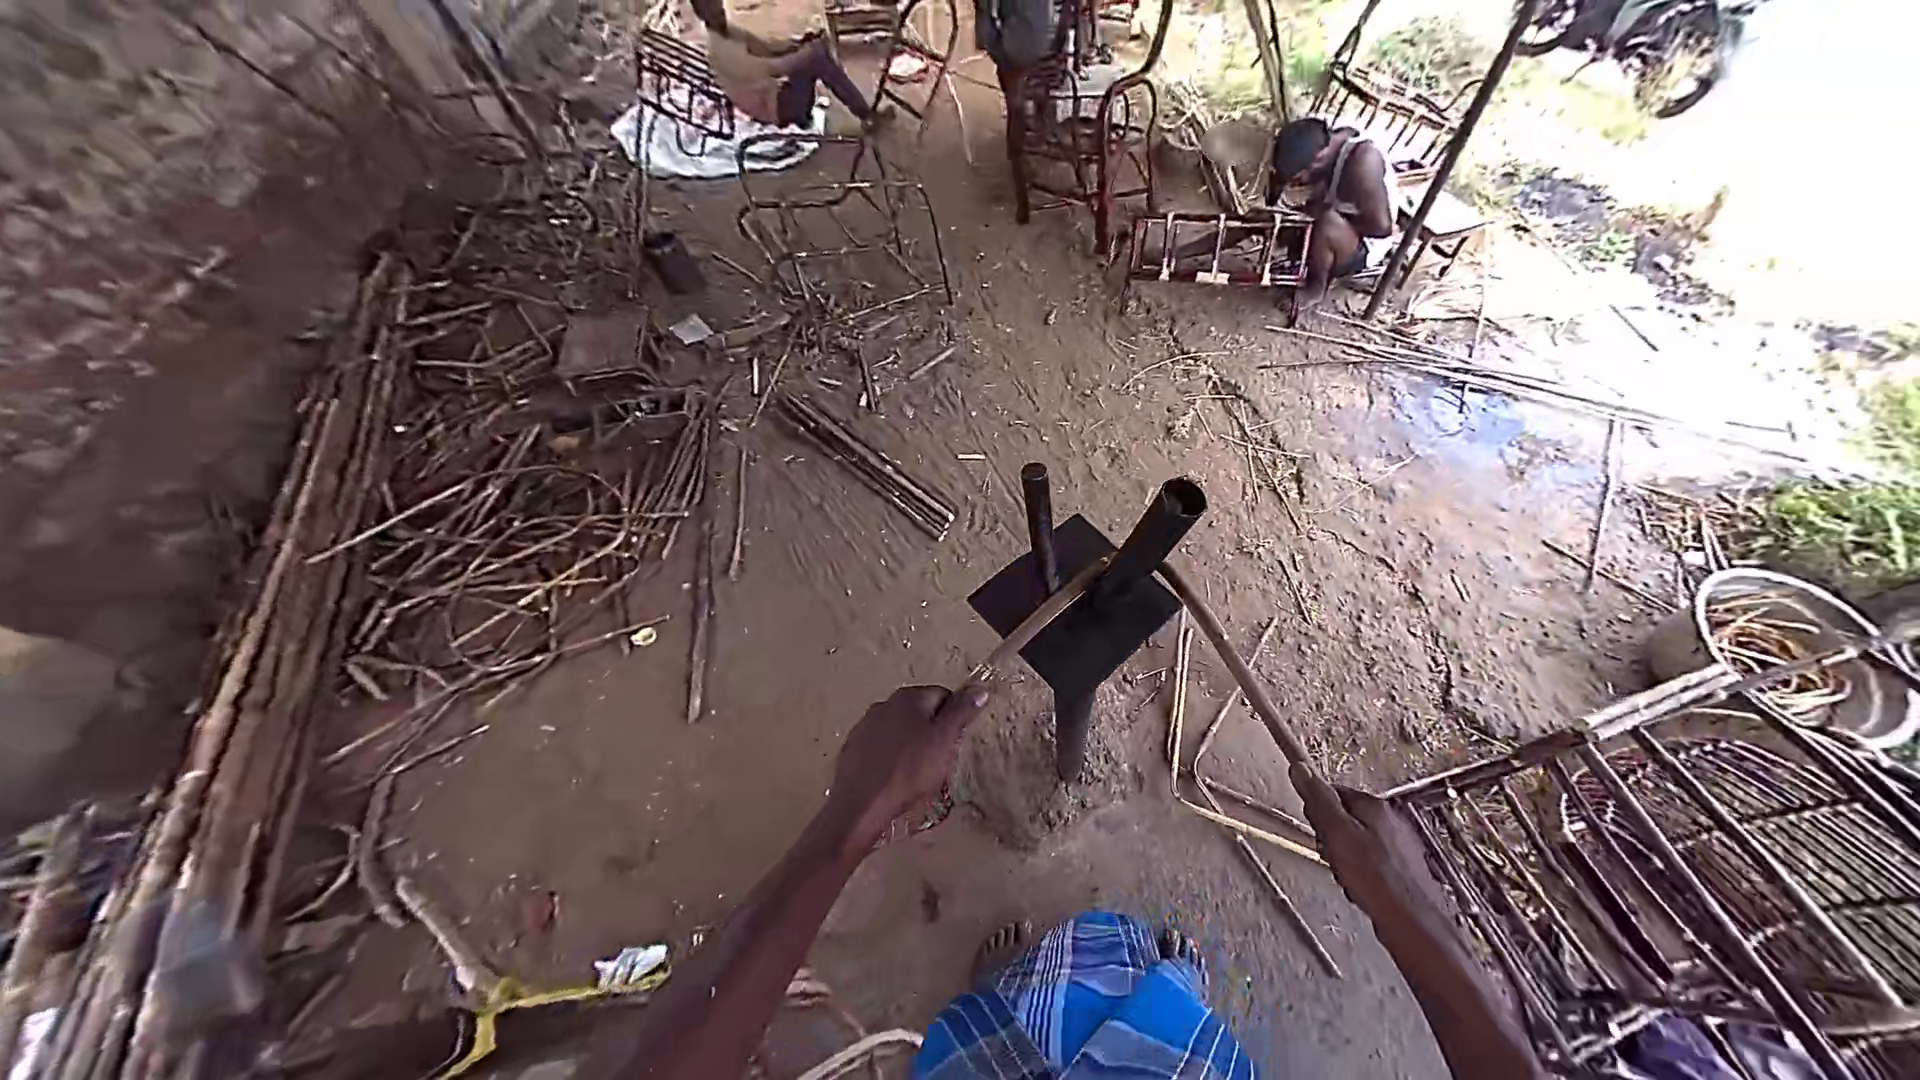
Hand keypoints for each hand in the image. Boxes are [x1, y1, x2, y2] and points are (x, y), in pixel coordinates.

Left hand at [827, 684, 992, 854]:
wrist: (861, 803)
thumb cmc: (908, 770)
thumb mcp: (944, 740)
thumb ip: (962, 711)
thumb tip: (978, 688)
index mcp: (908, 697)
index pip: (943, 696)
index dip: (954, 721)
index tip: (953, 744)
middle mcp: (884, 704)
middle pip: (921, 714)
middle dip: (933, 735)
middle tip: (938, 762)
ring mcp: (865, 726)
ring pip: (901, 732)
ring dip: (912, 747)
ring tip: (916, 775)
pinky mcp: (853, 748)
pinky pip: (882, 748)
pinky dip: (891, 759)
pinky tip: (894, 779)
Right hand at [1289, 764, 1436, 920]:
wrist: (1411, 923)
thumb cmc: (1376, 879)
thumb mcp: (1336, 832)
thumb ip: (1318, 799)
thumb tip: (1301, 768)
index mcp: (1375, 806)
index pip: (1333, 792)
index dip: (1317, 811)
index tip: (1316, 827)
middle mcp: (1392, 820)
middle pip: (1345, 815)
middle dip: (1332, 834)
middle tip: (1331, 852)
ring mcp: (1401, 845)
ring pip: (1357, 839)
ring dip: (1345, 854)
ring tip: (1346, 871)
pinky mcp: (1405, 868)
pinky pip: (1371, 859)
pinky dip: (1362, 870)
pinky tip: (1360, 883)